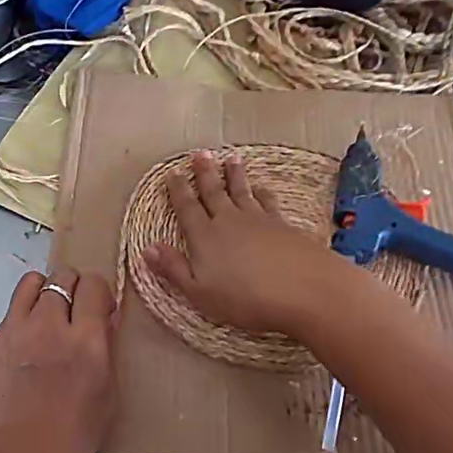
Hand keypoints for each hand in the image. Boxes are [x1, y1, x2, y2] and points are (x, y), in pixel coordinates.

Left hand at [0, 266, 116, 452]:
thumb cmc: (69, 440)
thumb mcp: (106, 398)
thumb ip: (106, 353)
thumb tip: (103, 323)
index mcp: (88, 343)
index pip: (95, 286)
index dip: (100, 293)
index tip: (101, 311)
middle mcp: (52, 327)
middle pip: (64, 277)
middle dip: (75, 288)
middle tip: (76, 312)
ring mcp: (19, 330)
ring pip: (35, 282)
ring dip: (47, 291)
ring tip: (50, 316)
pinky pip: (14, 306)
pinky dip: (26, 309)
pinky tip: (29, 337)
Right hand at [144, 150, 365, 336]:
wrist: (305, 289)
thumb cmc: (245, 298)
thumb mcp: (200, 292)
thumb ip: (174, 269)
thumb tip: (148, 248)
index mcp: (205, 237)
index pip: (187, 208)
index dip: (178, 191)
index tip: (172, 174)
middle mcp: (230, 221)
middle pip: (214, 192)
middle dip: (205, 173)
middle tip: (200, 154)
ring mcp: (259, 220)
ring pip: (242, 191)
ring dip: (235, 176)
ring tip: (231, 160)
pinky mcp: (283, 225)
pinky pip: (268, 202)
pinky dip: (262, 192)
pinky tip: (262, 188)